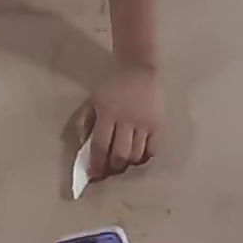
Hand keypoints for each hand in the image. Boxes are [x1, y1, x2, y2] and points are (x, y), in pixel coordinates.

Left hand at [83, 63, 161, 179]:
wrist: (137, 67)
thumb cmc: (112, 83)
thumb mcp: (93, 100)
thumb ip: (86, 121)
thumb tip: (84, 144)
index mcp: (108, 114)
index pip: (101, 146)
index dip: (97, 164)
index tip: (94, 175)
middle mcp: (127, 121)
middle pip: (120, 154)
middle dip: (112, 168)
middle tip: (108, 171)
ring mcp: (144, 123)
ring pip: (136, 155)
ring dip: (127, 163)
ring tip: (122, 163)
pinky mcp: (157, 124)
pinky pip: (152, 149)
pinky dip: (145, 157)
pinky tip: (138, 156)